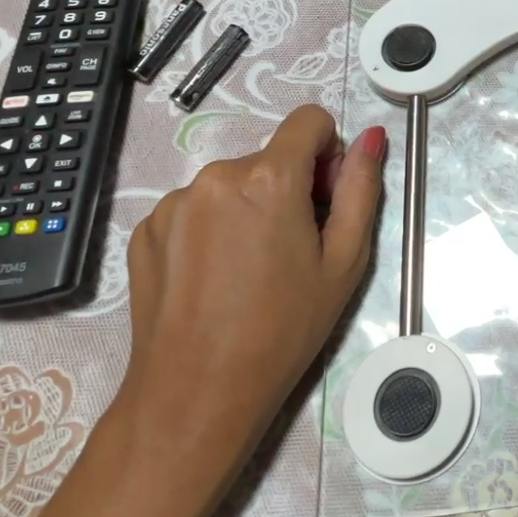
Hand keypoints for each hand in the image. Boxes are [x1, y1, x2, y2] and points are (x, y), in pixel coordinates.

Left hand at [20, 105, 386, 516]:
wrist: (195, 395)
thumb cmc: (283, 329)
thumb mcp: (344, 261)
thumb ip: (361, 188)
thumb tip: (372, 137)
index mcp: (268, 178)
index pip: (309, 121)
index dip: (327, 153)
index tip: (324, 200)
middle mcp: (215, 176)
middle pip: (270, 157)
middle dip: (289, 187)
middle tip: (292, 249)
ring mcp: (173, 203)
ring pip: (231, 184)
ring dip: (248, 207)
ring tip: (250, 269)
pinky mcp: (145, 230)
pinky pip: (194, 209)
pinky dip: (212, 229)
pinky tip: (215, 278)